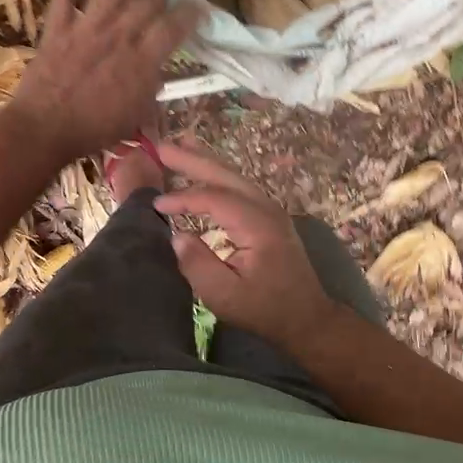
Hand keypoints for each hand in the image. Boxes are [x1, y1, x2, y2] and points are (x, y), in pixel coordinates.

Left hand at [10, 0, 204, 161]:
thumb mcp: (135, 117)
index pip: (173, 28)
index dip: (189, 13)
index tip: (198, 6)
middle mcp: (118, 37)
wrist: (46, 130)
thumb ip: (150, 92)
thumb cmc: (94, 130)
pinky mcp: (57, 29)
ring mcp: (86, 29)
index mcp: (141, 62)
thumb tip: (159, 76)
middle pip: (147, 0)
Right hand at [153, 139, 339, 348]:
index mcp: (258, 225)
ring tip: (181, 145)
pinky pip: (239, 187)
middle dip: (193, 159)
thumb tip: (177, 236)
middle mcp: (267, 209)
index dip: (184, 198)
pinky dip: (217, 176)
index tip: (157, 205)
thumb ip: (197, 264)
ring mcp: (270, 210)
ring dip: (206, 162)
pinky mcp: (268, 217)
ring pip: (234, 176)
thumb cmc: (264, 309)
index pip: (215, 199)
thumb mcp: (225, 295)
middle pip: (226, 175)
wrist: (306, 317)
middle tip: (161, 146)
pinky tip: (204, 171)